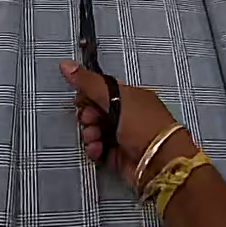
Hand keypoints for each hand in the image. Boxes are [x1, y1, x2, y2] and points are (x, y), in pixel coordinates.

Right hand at [62, 60, 195, 189]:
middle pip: (96, 112)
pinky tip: (97, 149)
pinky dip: (95, 149)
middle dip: (87, 116)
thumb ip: (89, 82)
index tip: (80, 101)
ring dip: (90, 134)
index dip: (87, 96)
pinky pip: (99, 149)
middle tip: (89, 120)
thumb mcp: (114, 98)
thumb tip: (66, 65)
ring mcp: (123, 136)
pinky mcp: (119, 156)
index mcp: (129, 96)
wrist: (159, 161)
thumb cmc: (144, 124)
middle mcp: (127, 115)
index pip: (101, 92)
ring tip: (94, 137)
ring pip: (95, 131)